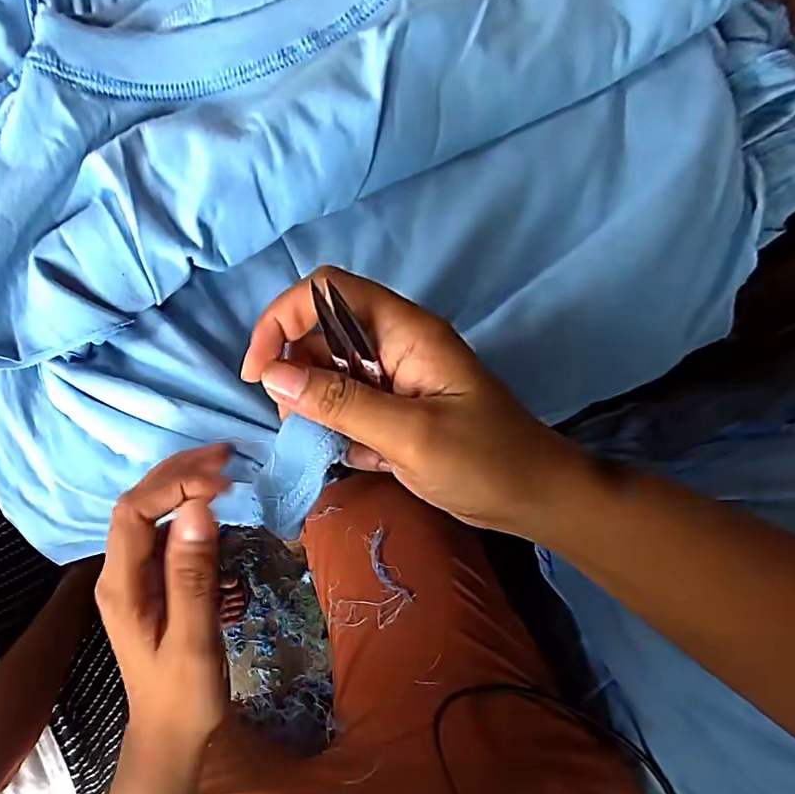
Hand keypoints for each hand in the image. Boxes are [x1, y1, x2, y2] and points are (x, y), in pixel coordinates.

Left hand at [95, 444, 232, 753]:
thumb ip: (192, 577)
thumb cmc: (184, 697)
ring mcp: (132, 577)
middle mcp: (118, 573)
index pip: (133, 512)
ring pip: (149, 515)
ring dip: (181, 486)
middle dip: (177, 474)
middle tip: (226, 455)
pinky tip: (212, 506)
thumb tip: (198, 509)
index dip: (173, 486)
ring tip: (222, 468)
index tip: (222, 482)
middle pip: (137, 505)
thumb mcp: (194, 640)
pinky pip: (162, 534)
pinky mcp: (149, 583)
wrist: (170, 735)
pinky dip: (187, 512)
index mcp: (120, 586)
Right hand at [240, 267, 591, 537]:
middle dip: (294, 372)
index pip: (326, 293)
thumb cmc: (484, 462)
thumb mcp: (408, 434)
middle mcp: (393, 346)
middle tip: (294, 420)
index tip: (259, 372)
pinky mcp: (392, 410)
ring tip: (323, 443)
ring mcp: (393, 379)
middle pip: (320, 334)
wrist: (535, 500)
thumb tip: (273, 376)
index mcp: (404, 332)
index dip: (282, 320)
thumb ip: (339, 402)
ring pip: (328, 373)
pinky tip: (355, 457)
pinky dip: (336, 429)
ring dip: (313, 406)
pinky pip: (346, 406)